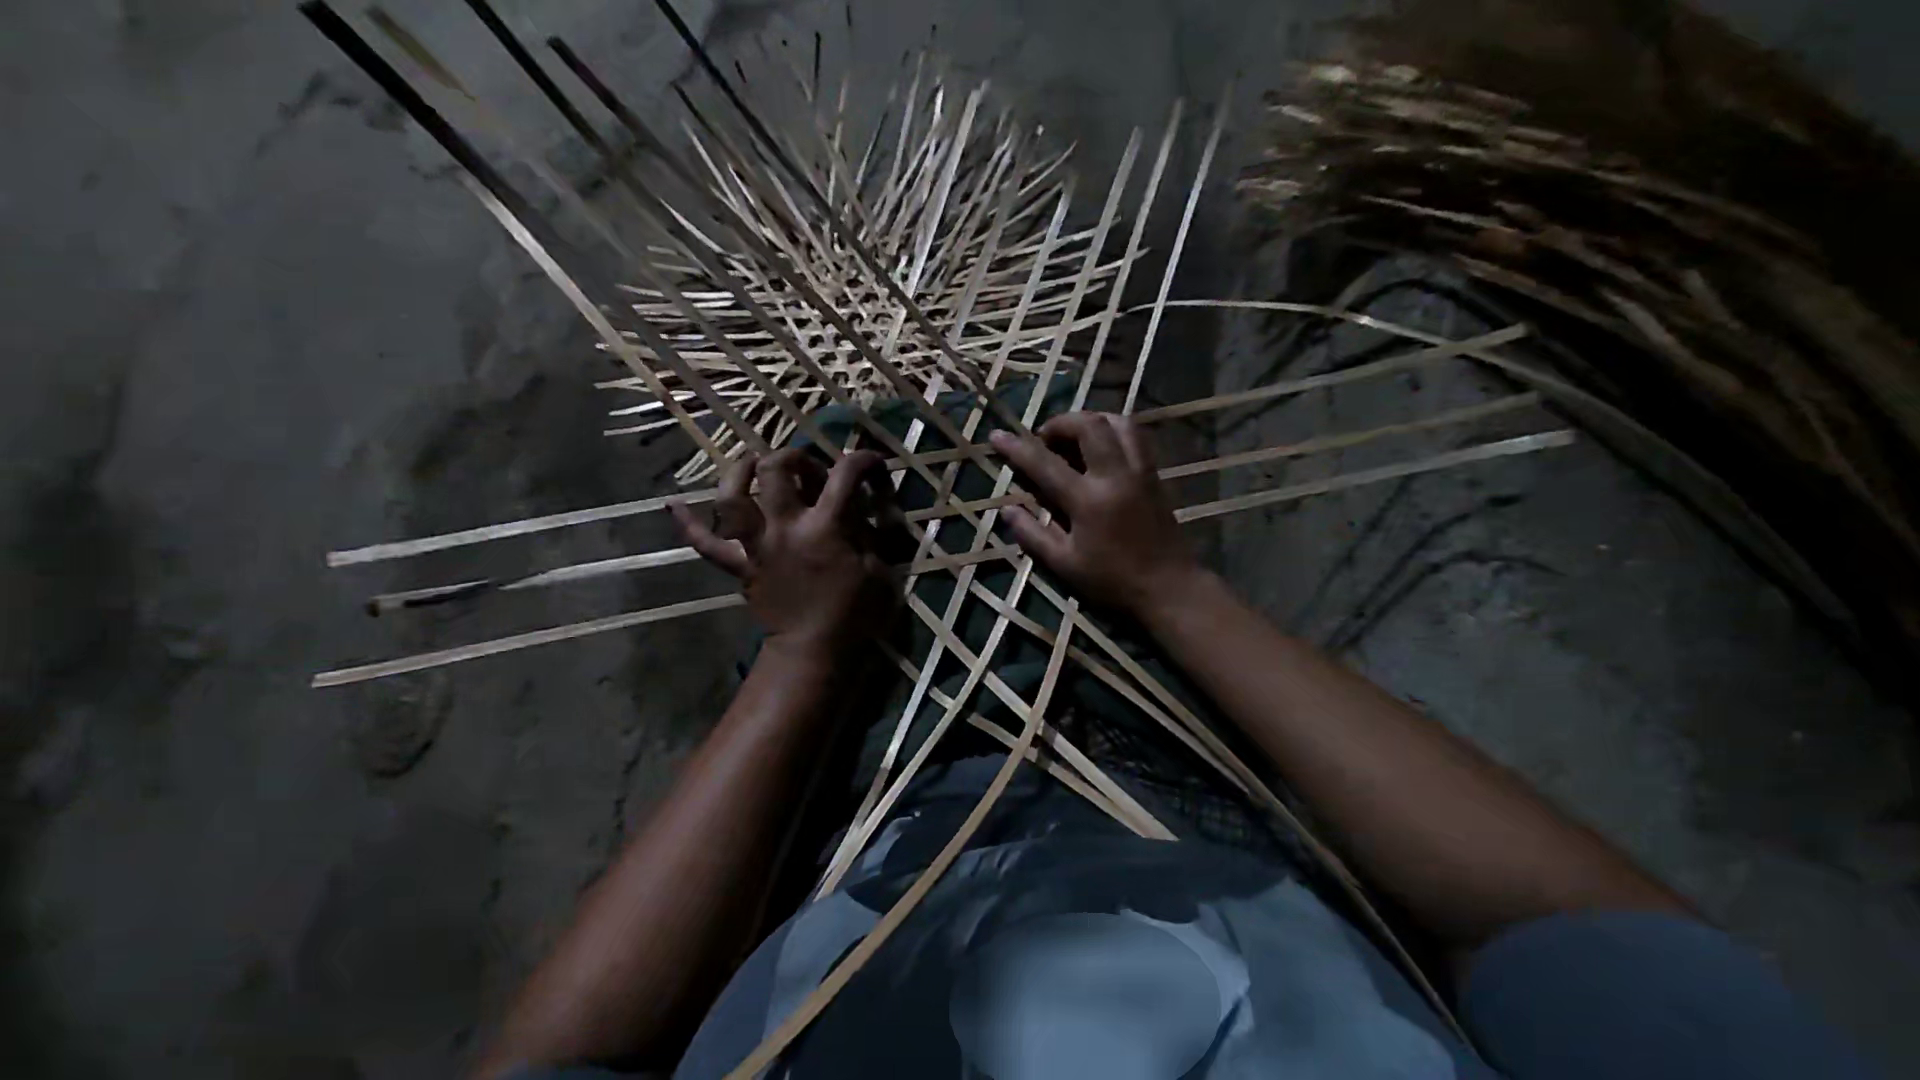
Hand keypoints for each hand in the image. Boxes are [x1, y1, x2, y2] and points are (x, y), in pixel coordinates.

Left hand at [669, 448, 903, 662]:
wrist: (813, 650)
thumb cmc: (854, 613)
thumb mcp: (878, 569)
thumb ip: (868, 533)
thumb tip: (859, 508)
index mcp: (825, 526)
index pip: (844, 475)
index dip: (863, 460)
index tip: (873, 464)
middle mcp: (784, 526)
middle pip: (776, 470)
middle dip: (793, 456)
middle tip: (805, 466)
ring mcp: (756, 544)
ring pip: (732, 497)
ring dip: (739, 473)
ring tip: (752, 464)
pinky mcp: (740, 564)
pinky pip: (706, 544)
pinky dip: (689, 524)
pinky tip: (673, 505)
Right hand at [987, 413, 1205, 616]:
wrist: (1169, 587)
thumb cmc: (1112, 580)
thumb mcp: (1064, 565)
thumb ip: (1033, 534)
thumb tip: (1007, 509)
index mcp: (1088, 500)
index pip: (1045, 463)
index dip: (1017, 447)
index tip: (997, 435)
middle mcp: (1115, 476)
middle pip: (1089, 425)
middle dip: (1061, 422)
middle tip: (1044, 439)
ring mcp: (1140, 471)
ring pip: (1119, 422)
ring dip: (1092, 420)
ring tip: (1075, 436)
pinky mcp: (1155, 475)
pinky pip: (1136, 437)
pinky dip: (1114, 430)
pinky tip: (1102, 447)